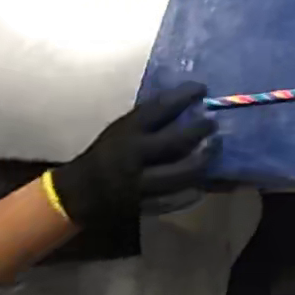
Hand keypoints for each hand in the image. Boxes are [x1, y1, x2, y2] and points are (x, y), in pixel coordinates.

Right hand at [43, 83, 218, 229]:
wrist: (81, 191)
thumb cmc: (108, 152)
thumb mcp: (123, 128)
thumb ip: (150, 120)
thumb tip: (188, 104)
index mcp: (128, 131)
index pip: (160, 108)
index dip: (184, 96)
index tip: (201, 89)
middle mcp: (134, 156)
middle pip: (175, 142)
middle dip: (199, 130)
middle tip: (213, 123)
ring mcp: (138, 183)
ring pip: (179, 174)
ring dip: (201, 161)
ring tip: (213, 149)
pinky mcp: (142, 206)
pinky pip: (173, 200)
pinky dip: (190, 192)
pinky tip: (202, 184)